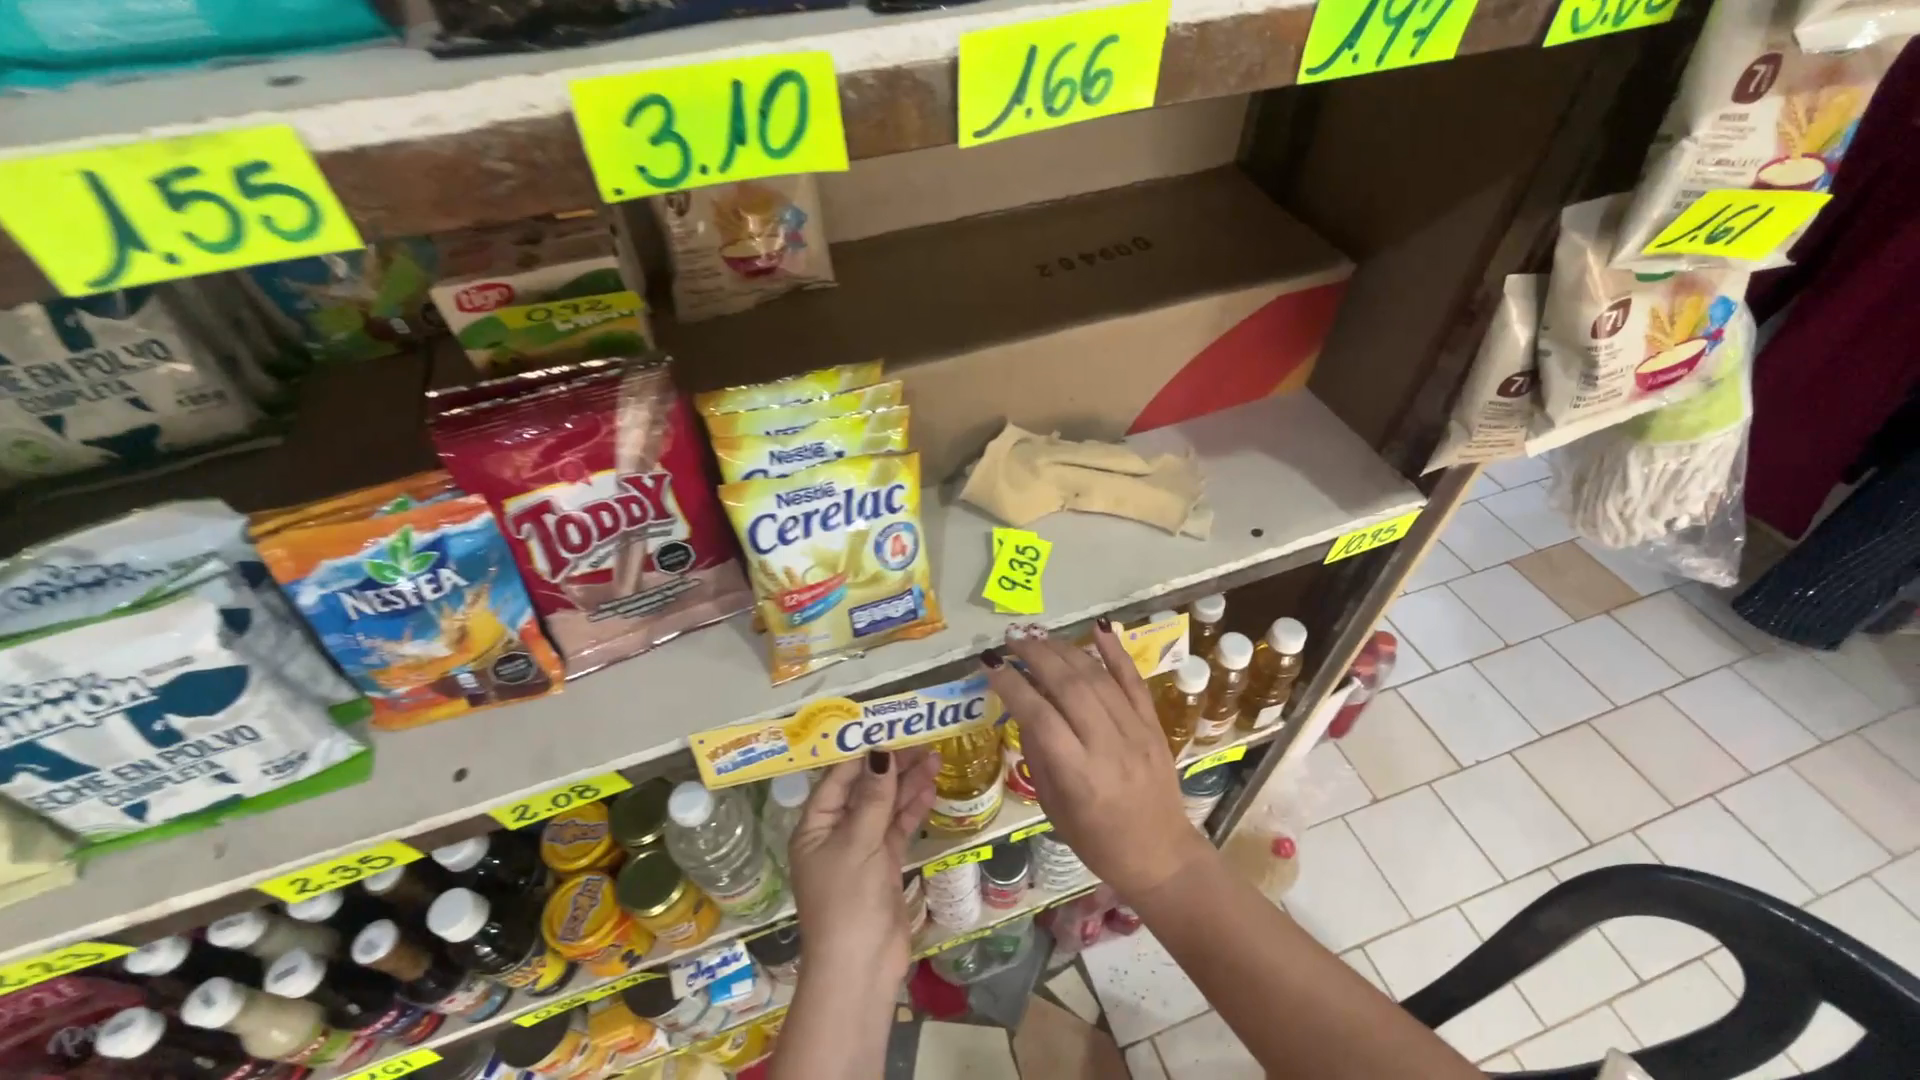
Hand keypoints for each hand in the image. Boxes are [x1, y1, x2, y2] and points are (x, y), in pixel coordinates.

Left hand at [787, 748, 939, 983]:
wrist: (860, 966)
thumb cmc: (847, 900)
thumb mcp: (858, 843)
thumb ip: (873, 798)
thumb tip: (880, 754)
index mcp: (814, 827)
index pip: (838, 780)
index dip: (863, 756)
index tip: (891, 733)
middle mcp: (835, 834)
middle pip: (864, 791)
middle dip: (892, 768)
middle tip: (923, 746)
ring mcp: (861, 851)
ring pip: (885, 809)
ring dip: (907, 786)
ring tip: (935, 760)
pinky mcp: (883, 867)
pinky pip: (897, 830)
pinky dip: (912, 811)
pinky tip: (929, 791)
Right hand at [981, 620, 1213, 899]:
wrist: (1161, 855)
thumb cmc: (1097, 841)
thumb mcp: (1053, 807)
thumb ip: (1039, 755)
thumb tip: (1024, 708)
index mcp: (1079, 775)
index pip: (1040, 716)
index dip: (1013, 686)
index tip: (990, 665)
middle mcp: (1108, 746)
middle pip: (1069, 687)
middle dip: (1036, 656)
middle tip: (1011, 639)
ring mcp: (1136, 732)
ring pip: (1098, 678)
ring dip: (1065, 650)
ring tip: (1038, 636)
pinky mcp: (1154, 725)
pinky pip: (1134, 681)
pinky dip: (1115, 652)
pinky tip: (1097, 628)